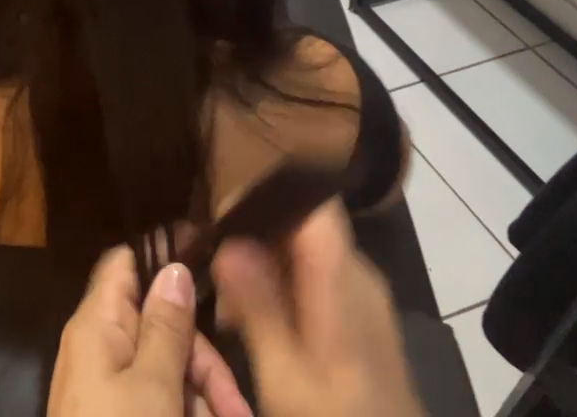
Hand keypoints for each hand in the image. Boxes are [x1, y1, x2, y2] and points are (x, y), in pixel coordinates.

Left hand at [49, 247, 251, 416]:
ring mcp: (111, 388)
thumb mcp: (152, 388)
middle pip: (160, 324)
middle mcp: (101, 348)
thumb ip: (166, 327)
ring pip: (168, 369)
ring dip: (203, 398)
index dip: (164, 257)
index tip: (212, 263)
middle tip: (236, 406)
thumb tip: (175, 267)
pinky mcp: (123, 416)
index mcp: (97, 326)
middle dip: (202, 360)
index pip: (125, 265)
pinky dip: (187, 413)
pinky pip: (161, 401)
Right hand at [214, 201, 424, 416]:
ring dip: (262, 269)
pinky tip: (257, 329)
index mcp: (343, 282)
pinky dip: (281, 290)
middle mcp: (358, 276)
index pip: (312, 204)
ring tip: (229, 313)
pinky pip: (315, 278)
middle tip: (213, 279)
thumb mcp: (286, 379)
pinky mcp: (361, 316)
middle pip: (301, 227)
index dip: (266, 197)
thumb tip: (228, 243)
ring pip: (304, 253)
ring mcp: (363, 296)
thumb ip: (259, 308)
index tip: (221, 218)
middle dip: (252, 240)